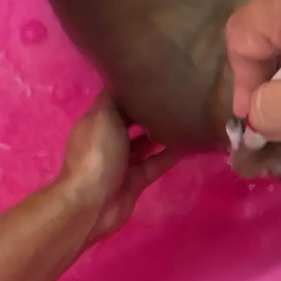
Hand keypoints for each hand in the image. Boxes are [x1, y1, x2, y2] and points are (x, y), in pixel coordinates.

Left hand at [58, 94, 179, 242]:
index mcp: (97, 121)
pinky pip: (156, 163)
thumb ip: (115, 99)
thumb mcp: (103, 115)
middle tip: (177, 97)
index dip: (133, 90)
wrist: (92, 203)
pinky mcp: (136, 180)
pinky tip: (189, 143)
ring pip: (146, 144)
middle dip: (149, 112)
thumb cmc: (97, 153)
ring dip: (162, 133)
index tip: (157, 78)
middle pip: (132, 122)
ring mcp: (122, 162)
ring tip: (186, 117)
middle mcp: (109, 140)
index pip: (116, 101)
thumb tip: (126, 83)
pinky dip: (171, 154)